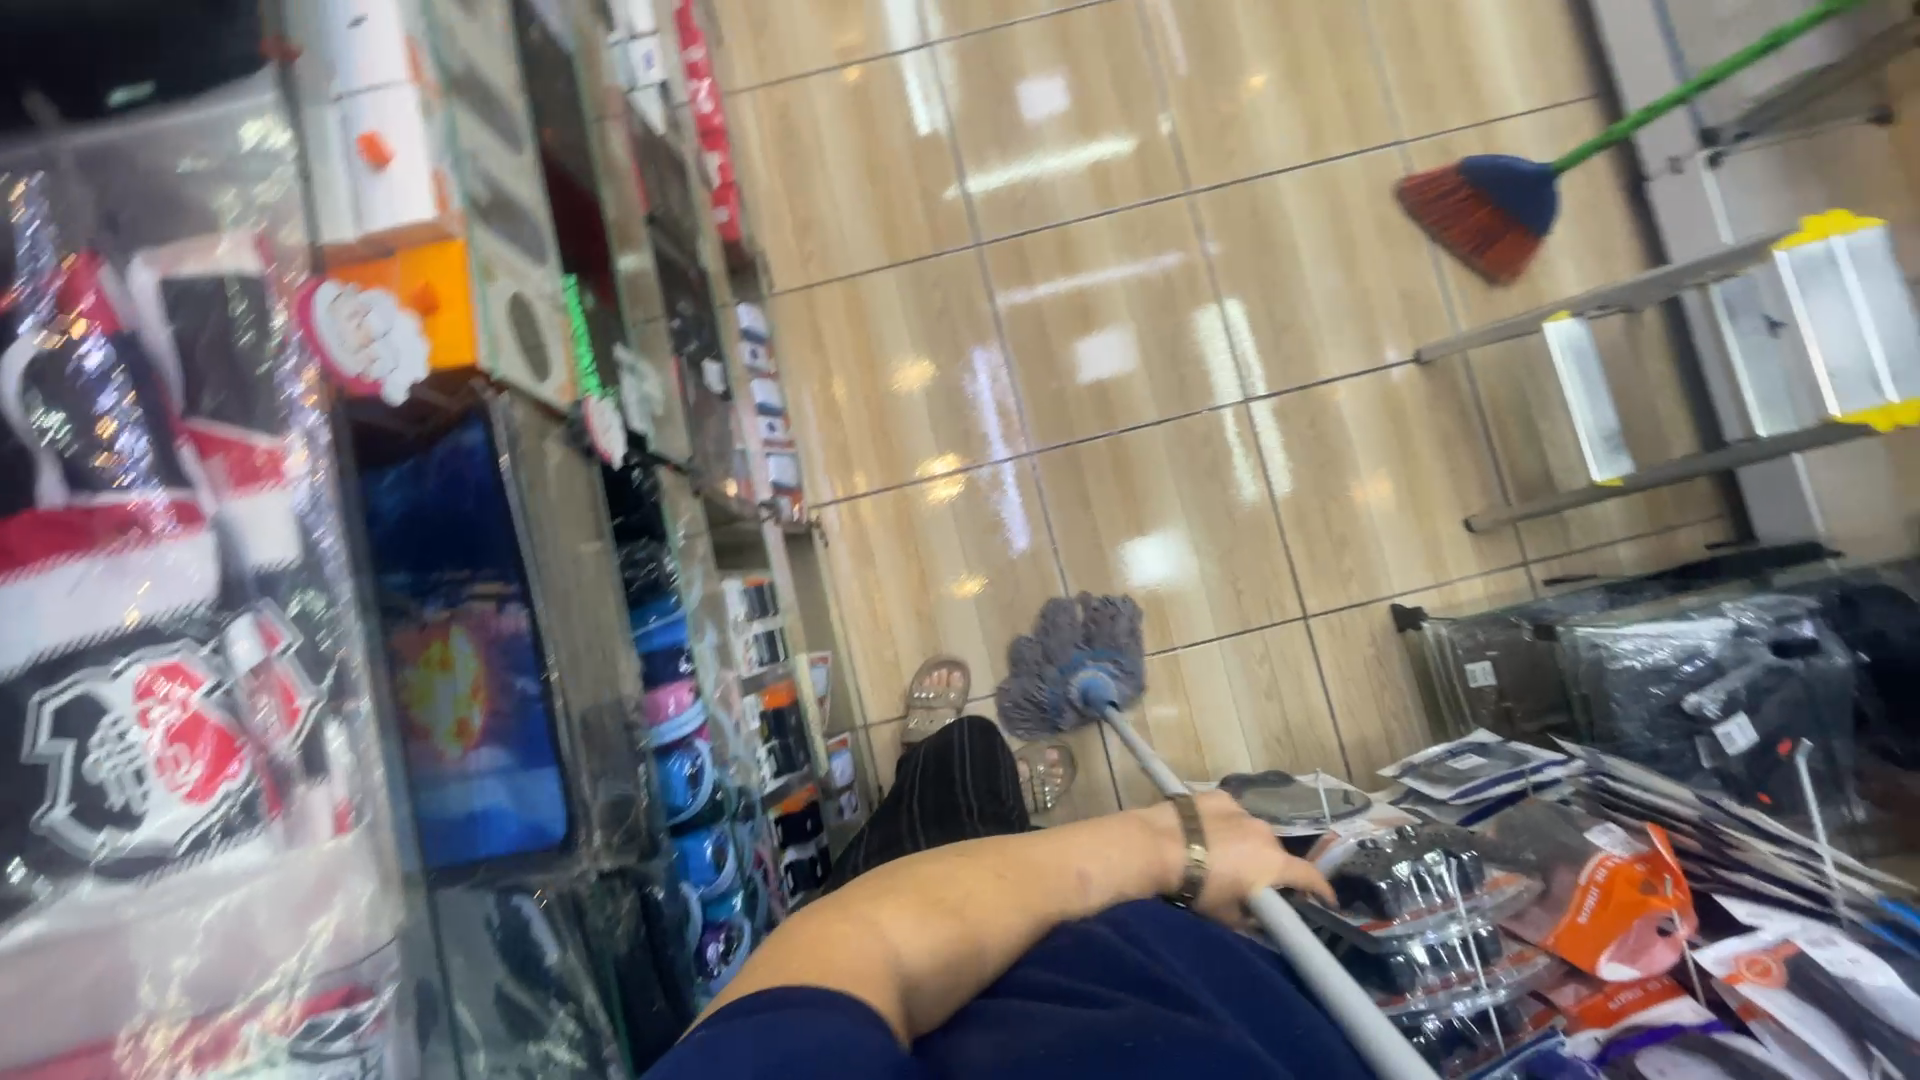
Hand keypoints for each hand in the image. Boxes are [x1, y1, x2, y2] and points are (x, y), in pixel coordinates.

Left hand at [1139, 791, 1334, 928]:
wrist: (1158, 846)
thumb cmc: (1197, 887)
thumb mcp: (1229, 916)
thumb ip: (1254, 918)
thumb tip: (1262, 917)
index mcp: (1275, 863)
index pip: (1311, 877)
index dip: (1321, 890)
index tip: (1325, 900)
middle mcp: (1265, 832)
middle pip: (1276, 853)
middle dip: (1270, 867)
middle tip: (1251, 879)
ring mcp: (1241, 810)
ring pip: (1252, 831)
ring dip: (1246, 843)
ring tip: (1222, 854)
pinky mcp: (1218, 796)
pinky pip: (1230, 813)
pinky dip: (1224, 823)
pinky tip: (1205, 831)